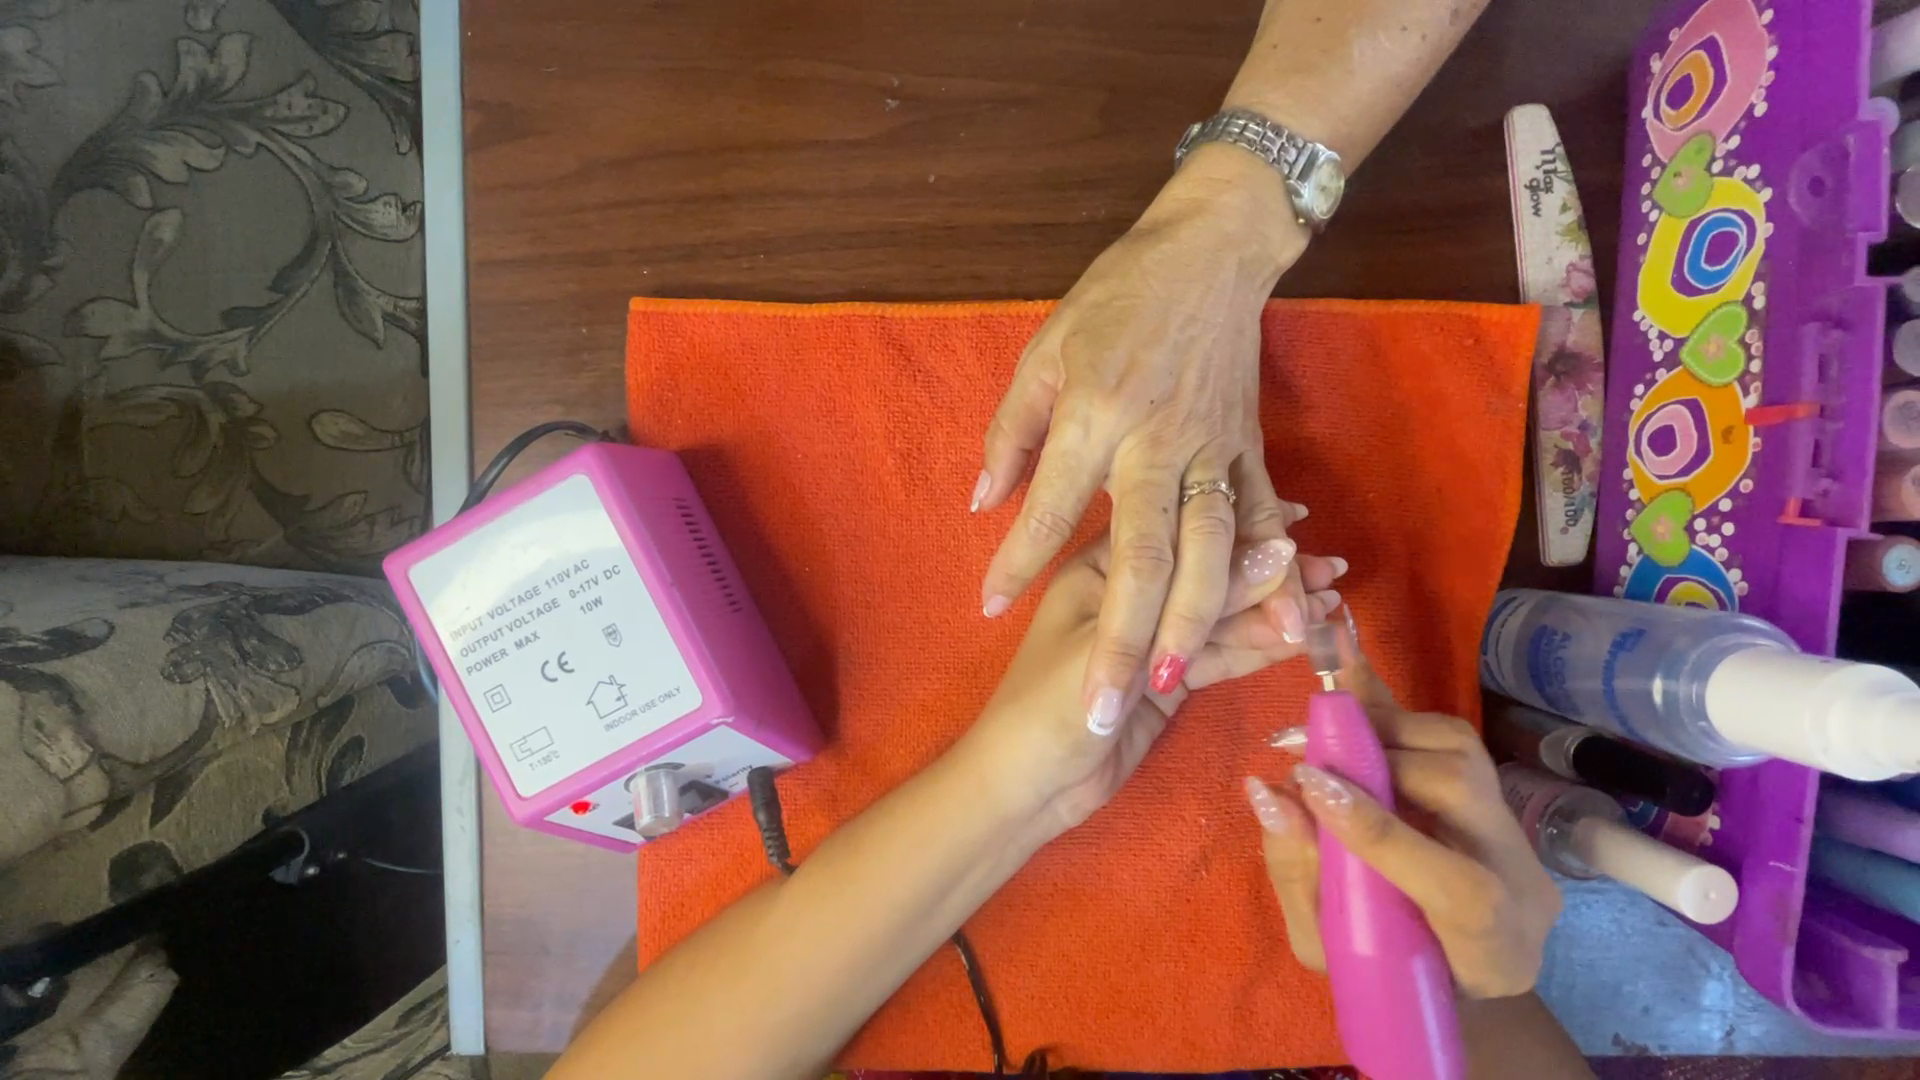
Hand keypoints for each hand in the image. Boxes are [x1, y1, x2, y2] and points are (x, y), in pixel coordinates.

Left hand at [963, 531, 1345, 841]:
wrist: (1025, 788)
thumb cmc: (1049, 707)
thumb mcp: (1127, 649)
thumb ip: (1200, 606)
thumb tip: (1278, 551)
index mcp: (1102, 570)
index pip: (1179, 540)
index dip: (1239, 534)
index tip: (1300, 523)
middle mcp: (1131, 597)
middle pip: (1207, 579)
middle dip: (1267, 577)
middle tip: (1334, 570)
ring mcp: (1151, 642)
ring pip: (1220, 621)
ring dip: (1272, 613)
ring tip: (1333, 600)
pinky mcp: (1167, 684)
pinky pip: (1218, 659)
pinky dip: (1259, 649)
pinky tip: (1302, 636)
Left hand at [974, 148, 1326, 728]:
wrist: (1208, 252)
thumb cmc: (1114, 301)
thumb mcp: (1044, 353)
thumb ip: (1014, 433)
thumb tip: (984, 502)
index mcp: (1095, 418)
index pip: (1048, 508)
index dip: (1014, 560)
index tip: (987, 607)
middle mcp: (1155, 446)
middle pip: (1140, 557)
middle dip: (1120, 636)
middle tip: (1099, 705)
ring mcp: (1212, 452)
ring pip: (1210, 553)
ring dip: (1197, 623)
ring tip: (1175, 682)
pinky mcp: (1251, 450)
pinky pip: (1263, 520)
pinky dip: (1270, 572)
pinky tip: (1281, 621)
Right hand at [1245, 660, 1561, 998]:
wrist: (1446, 962)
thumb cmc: (1379, 966)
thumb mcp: (1322, 943)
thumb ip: (1296, 872)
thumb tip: (1268, 792)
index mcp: (1492, 951)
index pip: (1459, 890)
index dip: (1381, 833)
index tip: (1309, 788)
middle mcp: (1521, 883)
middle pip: (1461, 793)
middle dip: (1369, 758)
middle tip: (1296, 749)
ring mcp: (1513, 832)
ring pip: (1457, 751)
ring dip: (1377, 730)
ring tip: (1318, 735)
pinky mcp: (1494, 790)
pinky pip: (1448, 737)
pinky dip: (1391, 720)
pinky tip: (1349, 716)